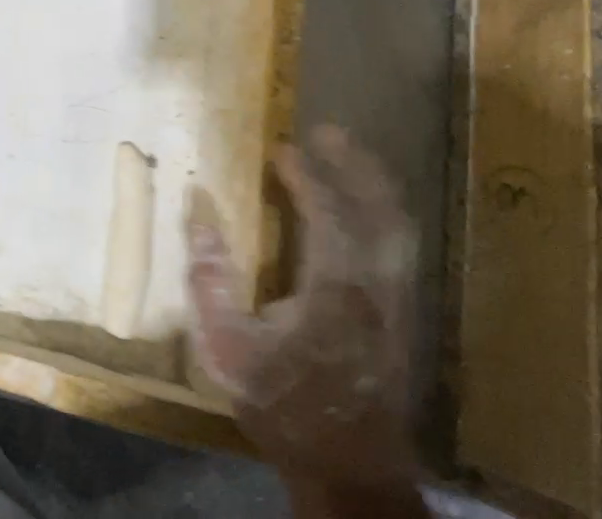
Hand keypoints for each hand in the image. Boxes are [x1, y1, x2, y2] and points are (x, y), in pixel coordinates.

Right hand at [185, 126, 420, 494]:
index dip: (307, 177)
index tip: (284, 148)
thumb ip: (210, 276)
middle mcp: (378, 290)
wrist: (348, 466)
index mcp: (335, 290)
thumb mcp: (224, 343)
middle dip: (358, 168)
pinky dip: (380, 218)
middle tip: (330, 134)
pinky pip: (398, 251)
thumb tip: (199, 213)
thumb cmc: (279, 402)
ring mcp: (398, 306)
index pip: (328, 216)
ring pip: (398, 232)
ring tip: (347, 162)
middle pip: (381, 214)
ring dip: (374, 190)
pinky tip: (361, 216)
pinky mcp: (403, 321)